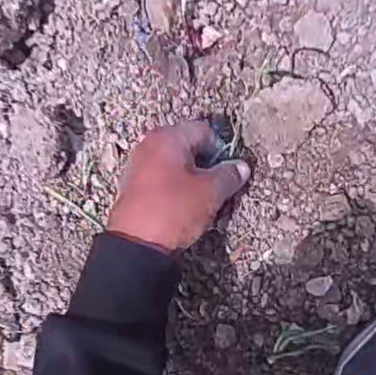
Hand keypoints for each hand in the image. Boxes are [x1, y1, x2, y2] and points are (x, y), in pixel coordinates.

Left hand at [105, 122, 249, 252]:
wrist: (137, 244)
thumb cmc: (173, 211)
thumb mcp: (211, 192)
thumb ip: (229, 175)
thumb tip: (241, 168)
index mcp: (167, 138)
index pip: (204, 131)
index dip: (222, 150)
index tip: (229, 171)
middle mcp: (149, 145)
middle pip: (189, 146)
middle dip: (207, 165)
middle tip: (219, 186)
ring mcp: (139, 165)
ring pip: (177, 164)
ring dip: (193, 178)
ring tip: (203, 200)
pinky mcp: (135, 186)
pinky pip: (164, 179)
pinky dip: (178, 188)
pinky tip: (184, 207)